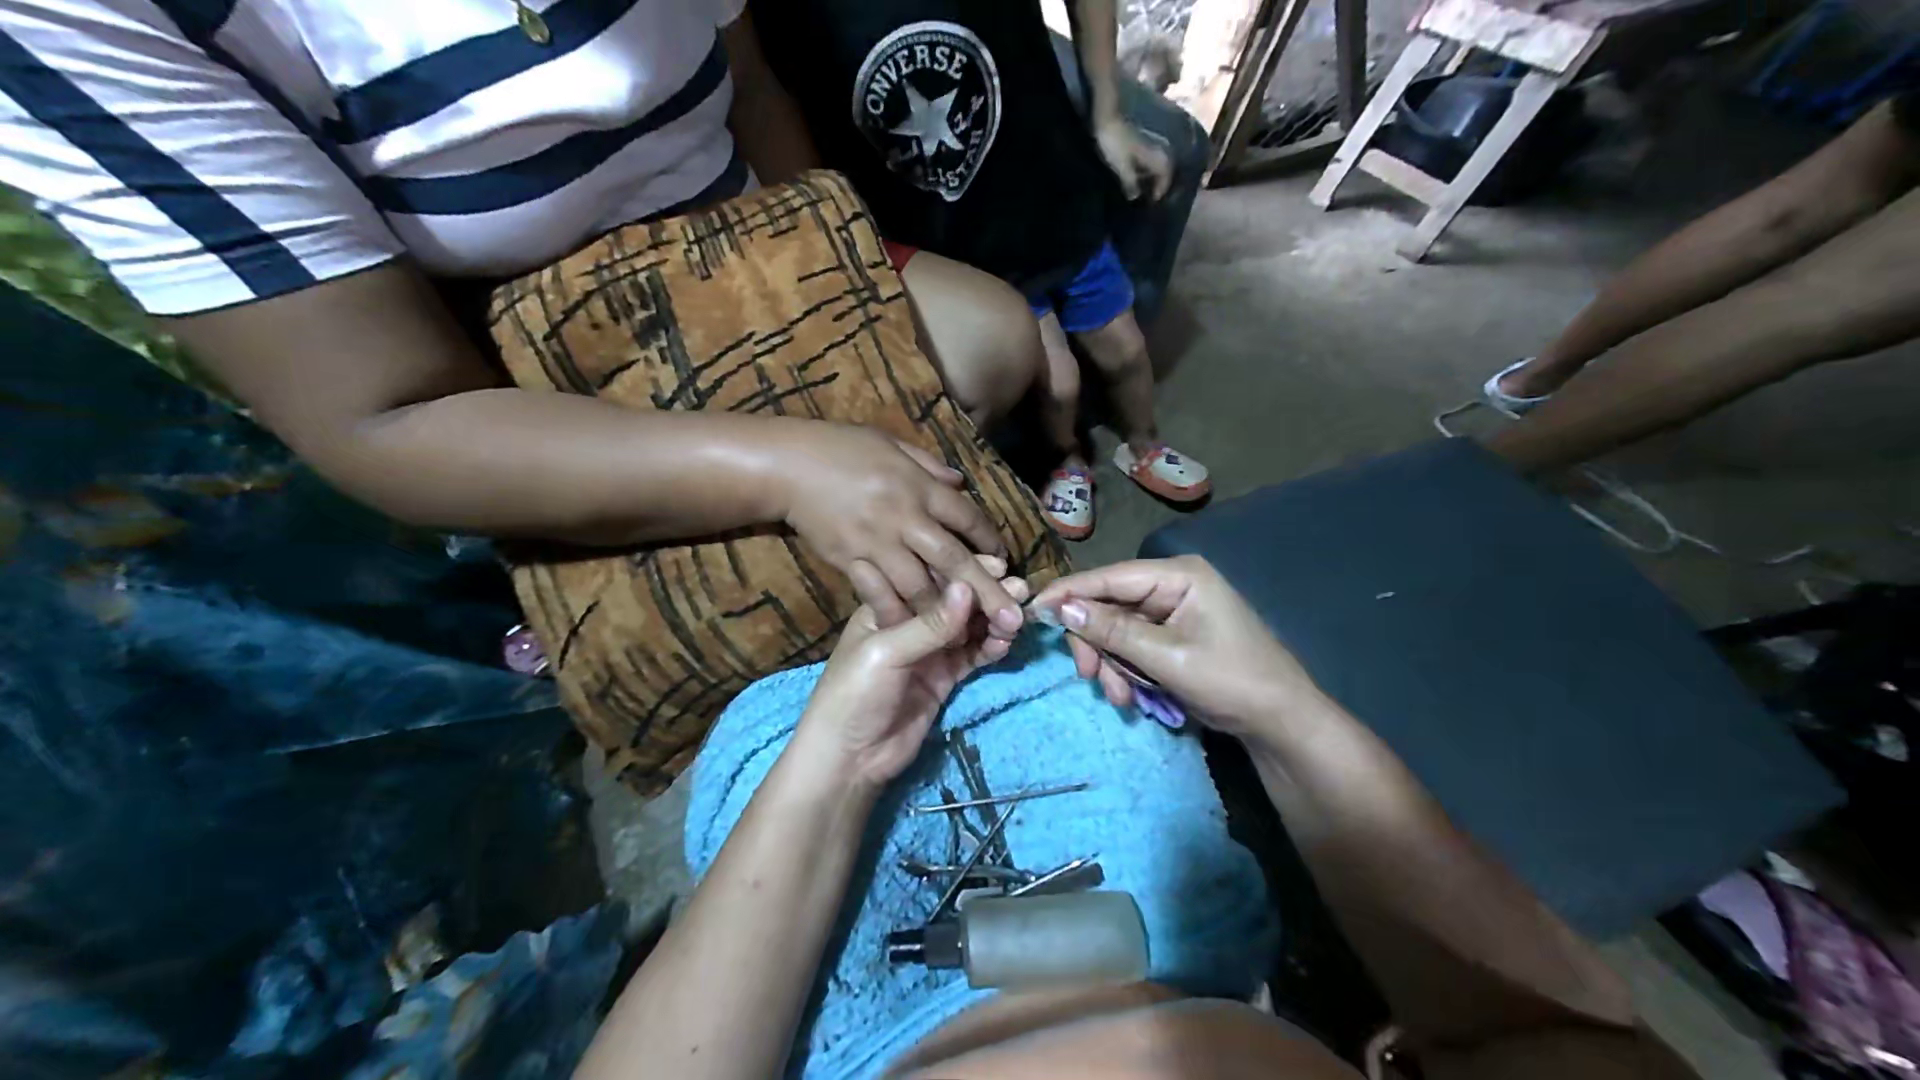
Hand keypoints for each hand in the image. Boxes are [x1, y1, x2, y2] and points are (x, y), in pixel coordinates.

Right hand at [778, 423, 1021, 636]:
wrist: (786, 467)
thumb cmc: (839, 447)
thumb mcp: (890, 443)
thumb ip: (927, 466)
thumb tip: (958, 483)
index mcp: (918, 487)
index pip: (966, 518)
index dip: (990, 541)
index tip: (1004, 560)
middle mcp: (904, 519)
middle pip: (953, 560)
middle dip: (986, 591)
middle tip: (1013, 618)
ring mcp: (876, 544)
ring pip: (918, 586)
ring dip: (945, 612)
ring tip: (970, 636)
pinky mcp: (850, 562)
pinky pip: (878, 595)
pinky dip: (897, 613)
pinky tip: (913, 631)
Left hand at [798, 561, 1029, 786]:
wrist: (849, 760)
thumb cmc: (854, 694)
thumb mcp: (887, 653)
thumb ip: (930, 623)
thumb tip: (968, 585)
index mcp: (886, 605)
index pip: (930, 578)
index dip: (963, 571)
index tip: (998, 565)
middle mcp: (909, 622)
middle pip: (954, 601)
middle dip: (986, 594)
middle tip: (1020, 590)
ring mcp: (928, 650)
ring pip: (968, 627)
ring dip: (993, 620)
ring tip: (1018, 618)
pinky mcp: (943, 676)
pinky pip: (972, 655)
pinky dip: (990, 647)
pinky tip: (1006, 643)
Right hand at [1031, 555, 1320, 736]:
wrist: (1281, 723)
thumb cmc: (1231, 681)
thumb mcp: (1167, 658)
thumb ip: (1113, 631)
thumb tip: (1061, 609)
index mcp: (1178, 576)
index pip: (1109, 577)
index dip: (1069, 593)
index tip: (1033, 610)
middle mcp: (1172, 585)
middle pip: (1109, 605)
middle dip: (1096, 643)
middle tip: (1087, 676)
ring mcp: (1172, 610)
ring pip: (1116, 629)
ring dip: (1110, 663)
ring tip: (1120, 696)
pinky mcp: (1172, 634)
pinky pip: (1132, 645)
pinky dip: (1125, 669)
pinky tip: (1131, 695)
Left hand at [1094, 117, 1172, 201]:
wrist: (1107, 119)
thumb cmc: (1115, 143)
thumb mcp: (1122, 167)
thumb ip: (1131, 183)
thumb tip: (1135, 197)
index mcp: (1155, 155)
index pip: (1166, 173)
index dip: (1162, 188)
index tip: (1154, 201)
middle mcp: (1156, 149)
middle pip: (1164, 169)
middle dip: (1159, 183)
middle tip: (1151, 197)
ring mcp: (1148, 145)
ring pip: (1155, 164)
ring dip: (1152, 176)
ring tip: (1144, 190)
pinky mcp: (1139, 143)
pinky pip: (1147, 160)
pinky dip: (1144, 170)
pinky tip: (1135, 177)